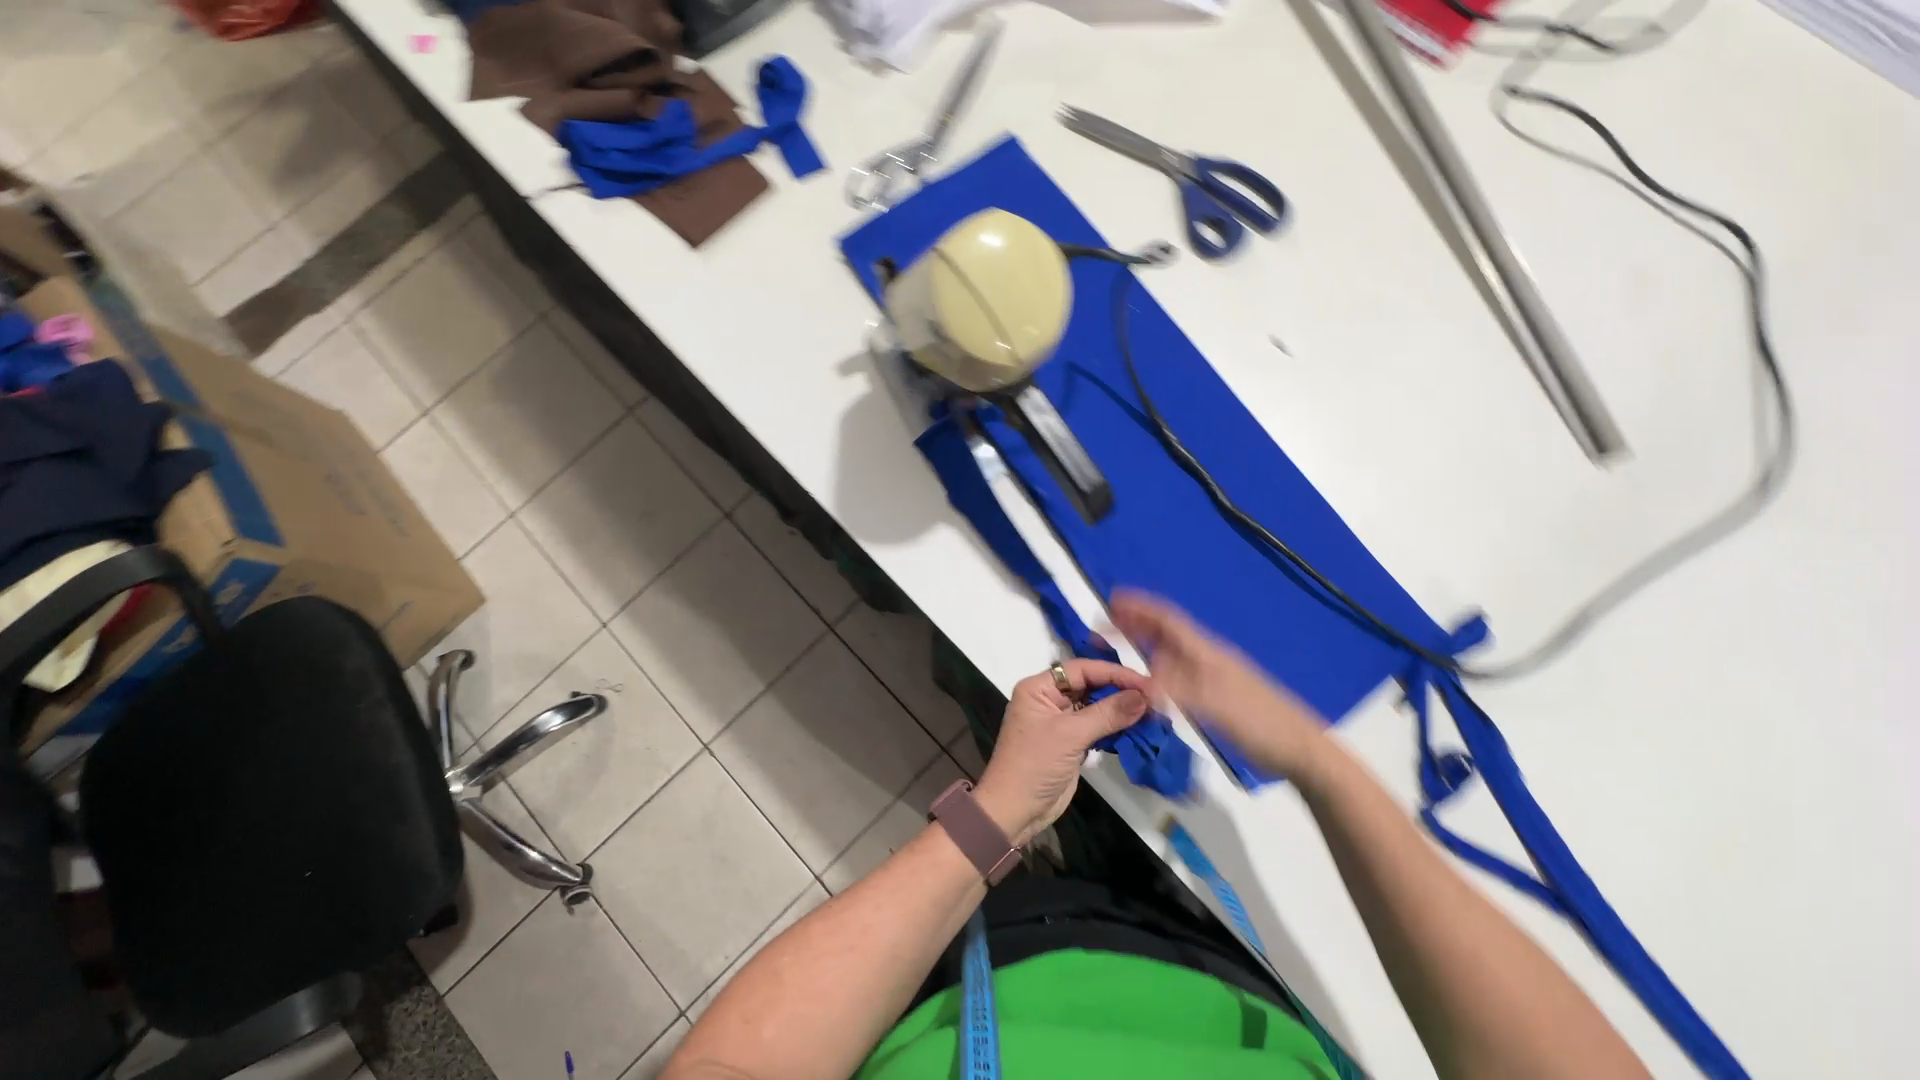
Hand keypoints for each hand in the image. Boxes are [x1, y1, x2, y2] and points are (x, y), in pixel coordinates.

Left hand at [974, 659, 1153, 846]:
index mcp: (1039, 688)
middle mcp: (1049, 699)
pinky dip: (1117, 727)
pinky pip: (1098, 727)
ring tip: (1153, 712)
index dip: (1115, 673)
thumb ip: (1107, 714)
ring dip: (1122, 710)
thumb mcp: (1070, 735)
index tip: (1146, 683)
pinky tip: (1139, 728)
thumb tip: (1143, 697)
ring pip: (1097, 706)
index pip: (1082, 669)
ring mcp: (1061, 721)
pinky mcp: (1071, 742)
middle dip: (1121, 691)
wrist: (1016, 810)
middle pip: (1091, 685)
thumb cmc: (1035, 764)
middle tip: (1155, 698)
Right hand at [1109, 589, 1330, 779]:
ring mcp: (1212, 679)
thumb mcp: (1213, 706)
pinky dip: (1156, 673)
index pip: (1168, 621)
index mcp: (1206, 653)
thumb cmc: (1260, 722)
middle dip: (1136, 625)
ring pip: (1171, 655)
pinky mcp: (1215, 699)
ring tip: (1119, 648)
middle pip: (1167, 634)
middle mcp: (1207, 659)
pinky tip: (1149, 684)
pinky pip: (1176, 677)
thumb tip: (1137, 684)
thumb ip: (1174, 691)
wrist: (1301, 750)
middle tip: (1105, 625)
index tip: (1112, 600)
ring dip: (1144, 648)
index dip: (1141, 608)